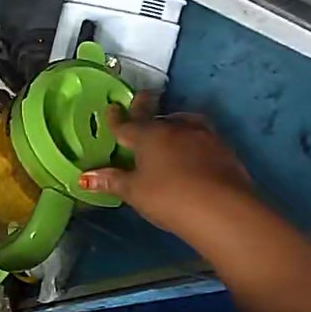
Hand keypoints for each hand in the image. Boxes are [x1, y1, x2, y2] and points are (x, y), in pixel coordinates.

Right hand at [80, 93, 252, 236]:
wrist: (223, 210)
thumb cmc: (168, 197)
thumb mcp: (134, 192)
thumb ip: (112, 181)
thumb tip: (86, 176)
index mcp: (148, 135)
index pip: (126, 124)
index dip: (116, 118)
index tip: (112, 107)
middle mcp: (175, 128)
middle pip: (156, 116)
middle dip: (146, 109)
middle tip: (142, 101)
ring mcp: (203, 136)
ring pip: (183, 122)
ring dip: (172, 122)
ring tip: (168, 126)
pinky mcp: (224, 150)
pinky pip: (201, 136)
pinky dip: (191, 139)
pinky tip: (192, 149)